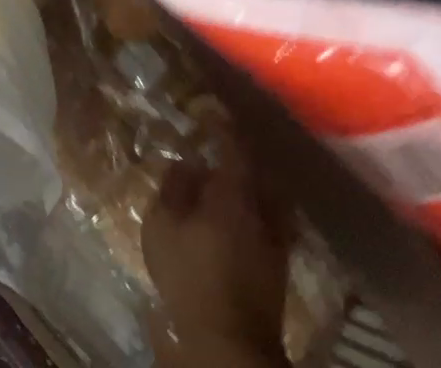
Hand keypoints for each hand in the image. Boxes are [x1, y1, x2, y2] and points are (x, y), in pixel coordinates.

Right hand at [141, 132, 292, 367]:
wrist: (228, 332)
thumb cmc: (188, 272)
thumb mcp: (162, 225)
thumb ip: (174, 188)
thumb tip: (187, 163)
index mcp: (234, 196)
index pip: (234, 150)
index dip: (222, 127)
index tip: (208, 109)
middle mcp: (264, 211)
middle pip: (259, 171)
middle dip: (241, 152)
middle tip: (218, 138)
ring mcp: (277, 236)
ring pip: (269, 194)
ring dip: (251, 177)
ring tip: (227, 169)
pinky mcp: (278, 257)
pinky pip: (270, 213)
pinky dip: (256, 200)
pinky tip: (238, 206)